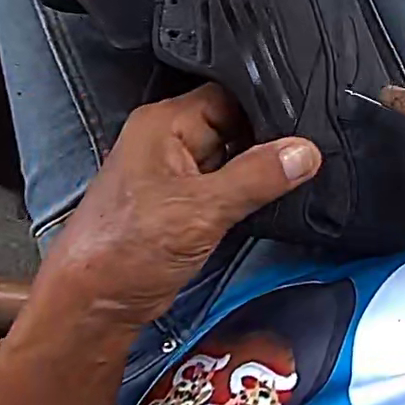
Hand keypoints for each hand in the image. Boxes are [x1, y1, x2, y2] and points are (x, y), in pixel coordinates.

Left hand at [42, 82, 319, 326]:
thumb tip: (306, 151)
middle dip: (270, 139)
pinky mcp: (188, 200)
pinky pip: (230, 182)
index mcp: (165, 123)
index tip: (306, 118)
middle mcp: (172, 140)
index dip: (268, 105)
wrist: (96, 309)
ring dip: (261, 167)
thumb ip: (258, 176)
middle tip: (308, 150)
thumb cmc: (126, 252)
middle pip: (236, 123)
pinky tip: (275, 194)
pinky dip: (251, 189)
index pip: (229, 94)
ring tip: (297, 171)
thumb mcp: (201, 210)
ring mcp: (180, 171)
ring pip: (236, 154)